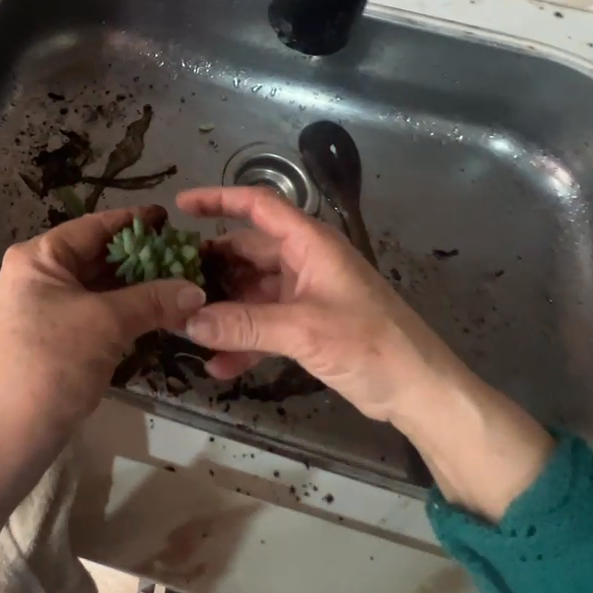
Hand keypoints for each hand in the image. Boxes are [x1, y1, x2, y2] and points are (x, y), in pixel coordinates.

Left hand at [0, 206, 206, 449]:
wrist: (16, 431)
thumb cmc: (55, 361)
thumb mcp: (107, 323)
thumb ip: (153, 299)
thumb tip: (196, 289)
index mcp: (39, 256)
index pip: (93, 227)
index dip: (133, 221)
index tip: (169, 218)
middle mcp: (39, 272)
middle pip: (97, 254)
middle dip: (140, 256)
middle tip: (183, 253)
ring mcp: (46, 303)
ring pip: (99, 283)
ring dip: (136, 283)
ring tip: (179, 278)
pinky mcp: (56, 330)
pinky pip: (96, 306)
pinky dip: (125, 306)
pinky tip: (158, 307)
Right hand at [177, 186, 551, 519]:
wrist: (422, 393)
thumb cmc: (370, 344)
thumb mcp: (303, 330)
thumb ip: (243, 325)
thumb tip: (187, 321)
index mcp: (310, 243)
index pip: (258, 206)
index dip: (218, 200)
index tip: (180, 207)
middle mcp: (305, 261)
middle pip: (247, 252)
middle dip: (212, 266)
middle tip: (171, 280)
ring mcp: (306, 295)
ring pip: (252, 292)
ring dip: (224, 310)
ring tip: (185, 325)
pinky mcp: (308, 327)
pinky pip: (264, 325)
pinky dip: (243, 341)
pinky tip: (218, 365)